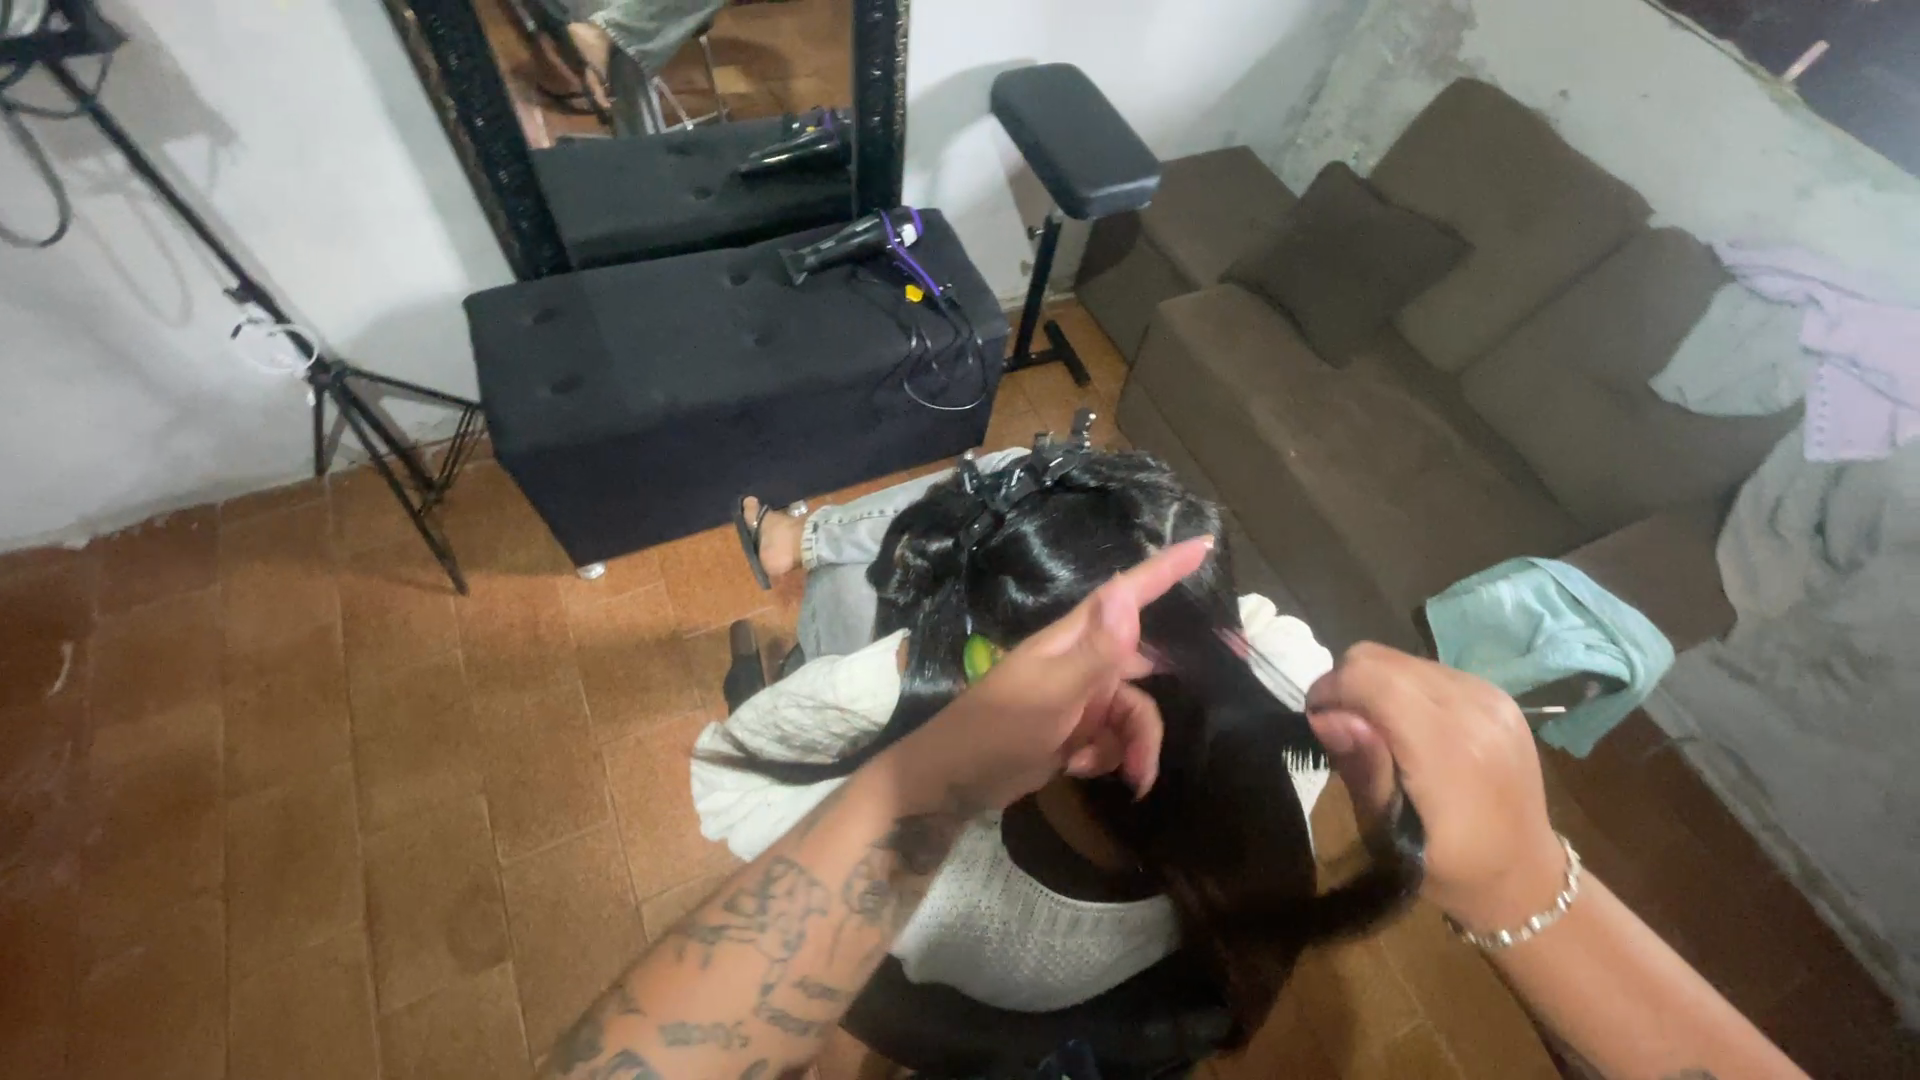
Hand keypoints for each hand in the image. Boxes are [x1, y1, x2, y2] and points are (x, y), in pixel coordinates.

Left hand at [880, 536, 1214, 811]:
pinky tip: (1080, 768)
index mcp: (1073, 638)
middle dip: (1173, 677)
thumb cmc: (996, 729)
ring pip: (1135, 711)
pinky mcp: (1078, 730)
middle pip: (1145, 661)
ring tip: (1130, 776)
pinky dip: (1110, 757)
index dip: (1164, 569)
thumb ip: (1095, 650)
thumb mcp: (1050, 693)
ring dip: (1135, 744)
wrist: (955, 782)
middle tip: (1225, 670)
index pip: (1126, 593)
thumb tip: (1126, 594)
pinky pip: (1117, 738)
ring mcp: (1080, 697)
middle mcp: (1082, 661)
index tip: (1203, 544)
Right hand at [1304, 644, 1565, 931]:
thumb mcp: (1392, 836)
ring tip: (1375, 731)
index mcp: (1451, 748)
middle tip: (1342, 729)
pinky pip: (1425, 669)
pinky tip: (1407, 727)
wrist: (1528, 878)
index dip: (1330, 690)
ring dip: (1373, 686)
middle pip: (1378, 659)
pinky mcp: (1497, 695)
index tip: (1320, 723)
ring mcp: (1491, 698)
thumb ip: (1362, 770)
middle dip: (1346, 686)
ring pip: (1398, 659)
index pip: (1371, 677)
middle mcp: (1475, 710)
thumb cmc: (1452, 869)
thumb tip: (1325, 716)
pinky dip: (1401, 688)